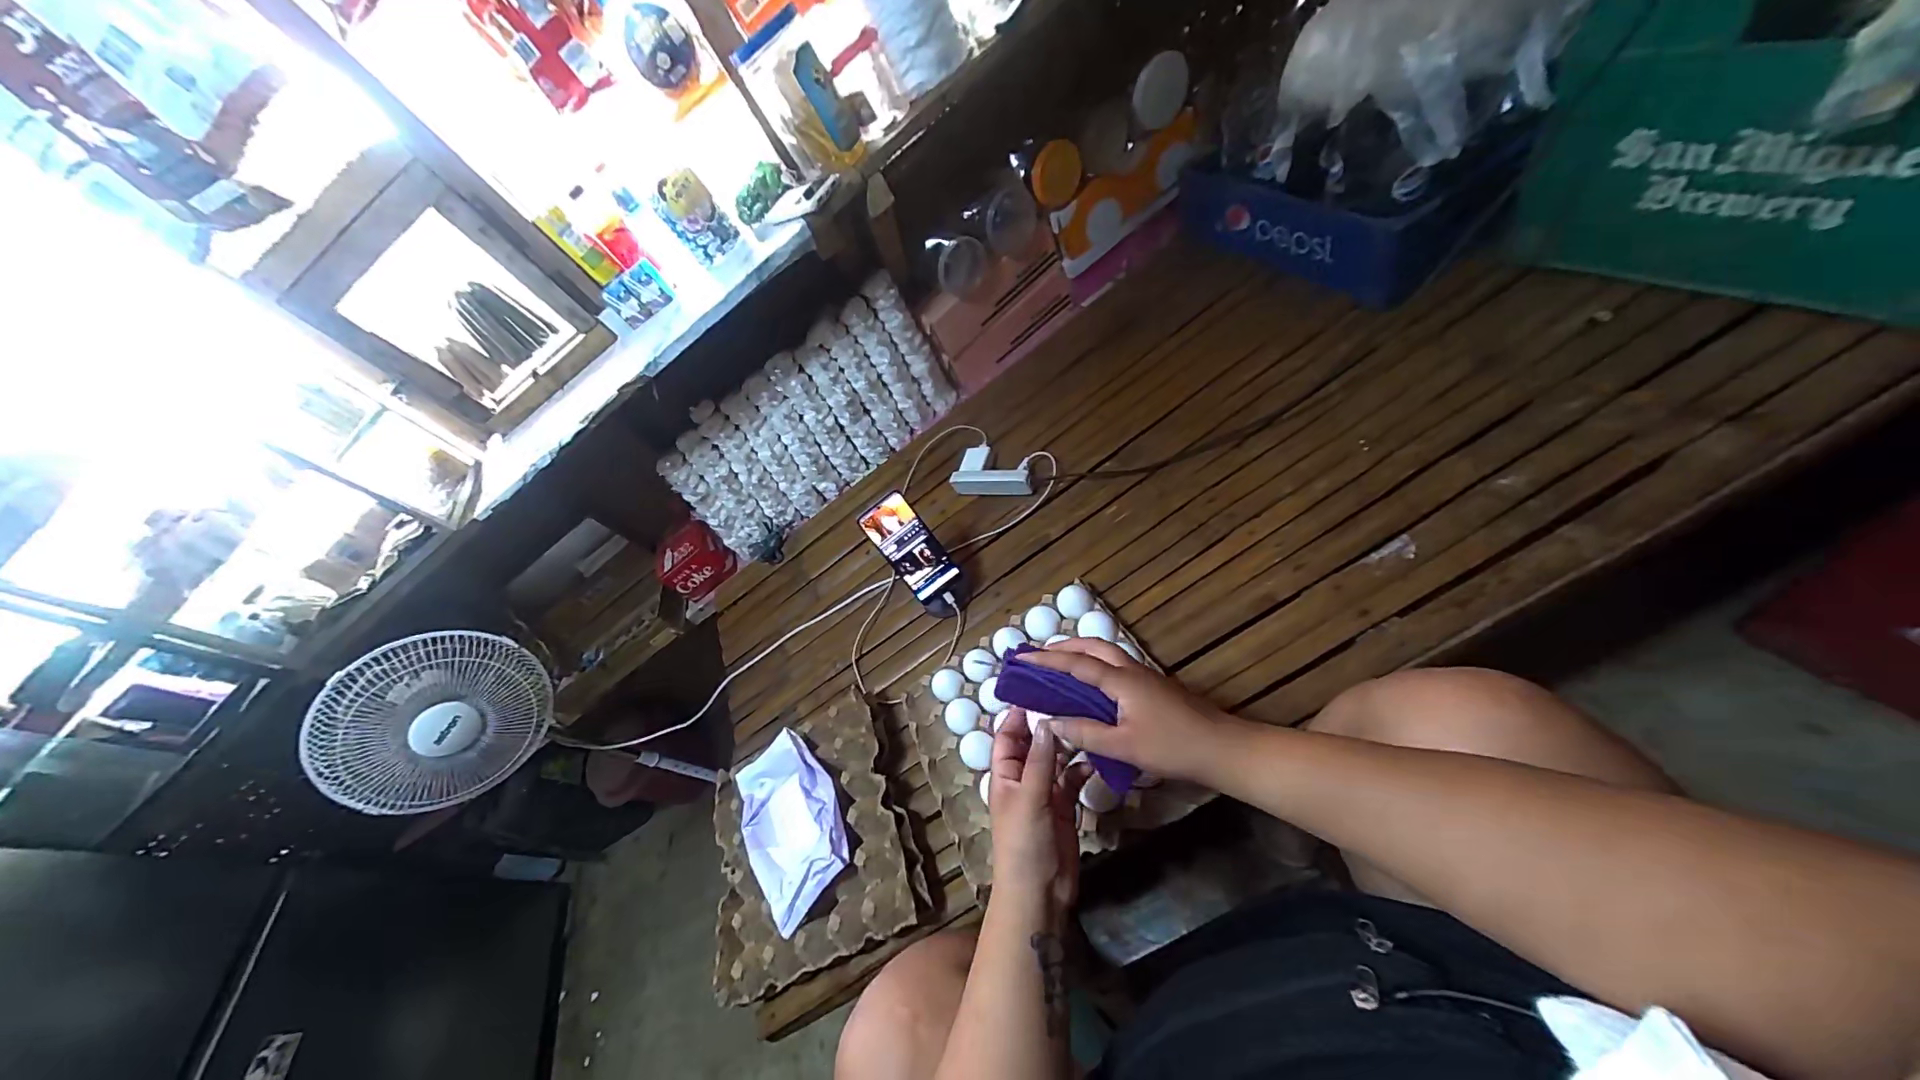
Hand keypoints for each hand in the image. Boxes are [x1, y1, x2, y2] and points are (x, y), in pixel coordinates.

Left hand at [989, 711, 1089, 914]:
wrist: (1040, 893)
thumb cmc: (1023, 843)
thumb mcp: (1028, 798)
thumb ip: (1038, 760)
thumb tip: (1045, 721)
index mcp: (1004, 774)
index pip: (1008, 735)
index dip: (1019, 713)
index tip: (1039, 688)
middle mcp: (1023, 778)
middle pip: (1034, 742)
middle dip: (1049, 723)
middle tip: (1073, 698)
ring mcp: (1045, 792)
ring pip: (1056, 758)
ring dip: (1069, 743)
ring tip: (1089, 720)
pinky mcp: (1065, 806)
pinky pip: (1073, 779)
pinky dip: (1083, 767)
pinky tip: (1097, 755)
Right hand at [1022, 639, 1240, 784]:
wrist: (1223, 749)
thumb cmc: (1173, 748)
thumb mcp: (1124, 746)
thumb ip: (1085, 732)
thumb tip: (1049, 721)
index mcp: (1121, 680)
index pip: (1076, 664)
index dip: (1047, 660)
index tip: (1022, 658)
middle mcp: (1132, 670)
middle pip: (1093, 646)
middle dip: (1064, 645)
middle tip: (1039, 654)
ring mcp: (1146, 676)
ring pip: (1107, 653)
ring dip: (1081, 652)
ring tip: (1059, 663)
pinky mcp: (1154, 687)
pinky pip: (1116, 666)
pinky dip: (1095, 665)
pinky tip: (1091, 684)